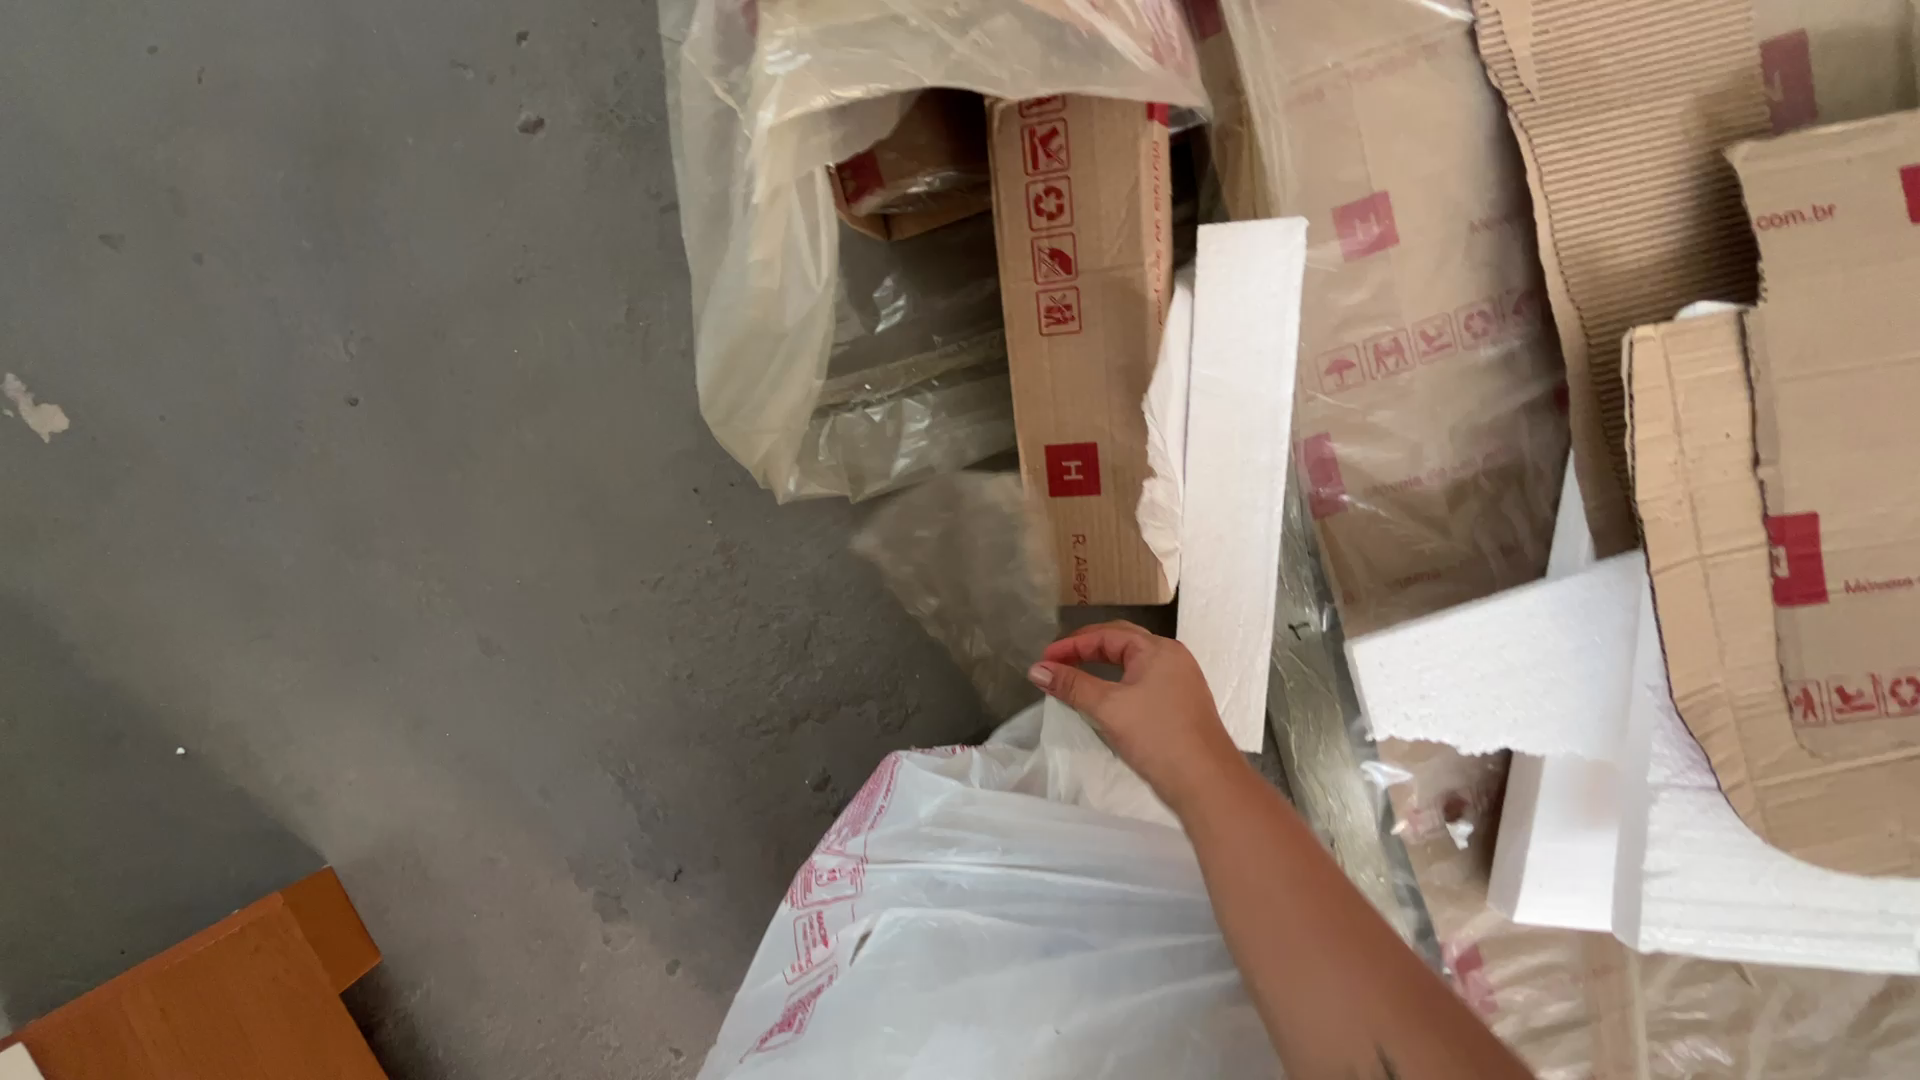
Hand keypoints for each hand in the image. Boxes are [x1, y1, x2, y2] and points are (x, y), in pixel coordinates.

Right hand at [1028, 621, 1245, 813]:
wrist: (1207, 783)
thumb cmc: (1157, 737)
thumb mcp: (1108, 707)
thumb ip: (1071, 685)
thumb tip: (1036, 670)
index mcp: (1158, 649)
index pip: (1106, 634)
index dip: (1071, 645)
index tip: (1044, 661)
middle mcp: (1172, 657)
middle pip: (1121, 641)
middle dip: (1086, 649)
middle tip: (1057, 662)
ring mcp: (1179, 681)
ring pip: (1132, 663)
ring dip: (1101, 666)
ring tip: (1074, 676)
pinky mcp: (1180, 704)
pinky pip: (1142, 681)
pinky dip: (1117, 682)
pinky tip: (1104, 698)